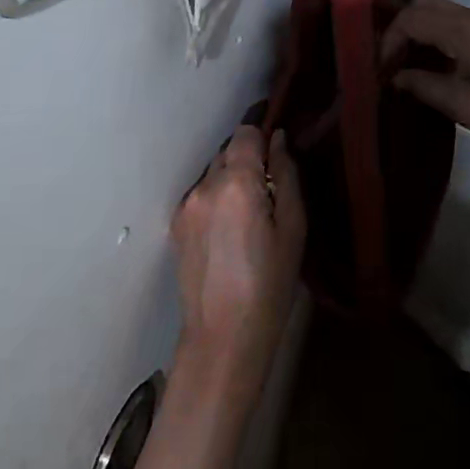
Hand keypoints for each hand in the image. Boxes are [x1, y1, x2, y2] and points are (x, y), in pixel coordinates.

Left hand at [171, 127, 304, 384]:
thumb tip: (278, 139)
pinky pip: (201, 195)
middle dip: (249, 160)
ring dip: (231, 179)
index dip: (263, 135)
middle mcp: (204, 186)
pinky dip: (217, 199)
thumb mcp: (294, 226)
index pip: (246, 132)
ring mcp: (186, 206)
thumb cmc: (270, 282)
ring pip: (213, 173)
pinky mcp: (176, 225)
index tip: (278, 151)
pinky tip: (231, 230)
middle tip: (270, 189)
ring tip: (250, 214)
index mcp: (236, 182)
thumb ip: (287, 175)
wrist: (223, 336)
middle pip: (228, 151)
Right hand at [381, 0, 469, 173]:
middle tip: (390, 63)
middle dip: (402, 29)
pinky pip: (461, 23)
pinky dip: (440, 36)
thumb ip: (429, 88)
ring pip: (445, 12)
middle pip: (427, 5)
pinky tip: (437, 64)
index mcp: (469, 32)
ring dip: (421, 31)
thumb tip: (397, 77)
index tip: (380, 71)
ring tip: (408, 65)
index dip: (390, 40)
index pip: (413, 18)